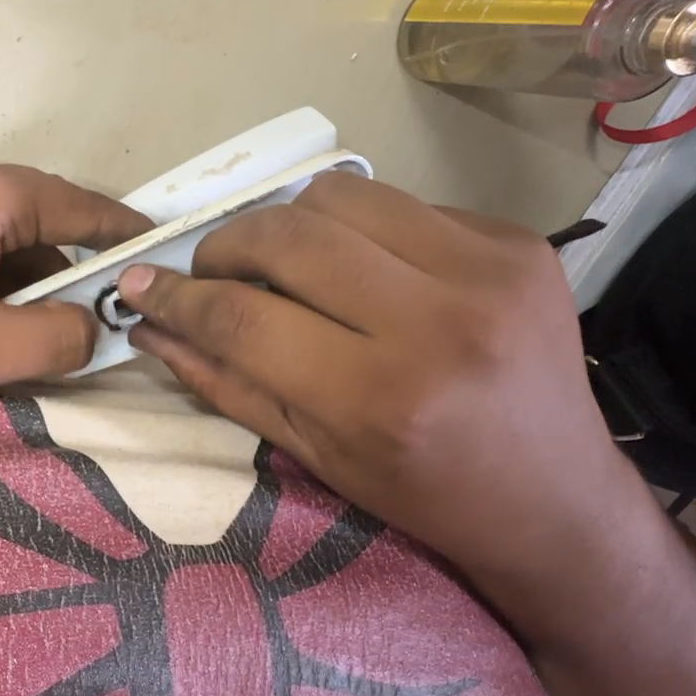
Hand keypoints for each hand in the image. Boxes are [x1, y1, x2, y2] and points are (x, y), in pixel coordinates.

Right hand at [117, 171, 632, 574]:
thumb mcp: (307, 452)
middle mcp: (437, 321)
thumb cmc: (419, 492)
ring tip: (280, 265)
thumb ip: (221, 381)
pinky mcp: (516, 241)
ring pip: (338, 196)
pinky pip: (397, 205)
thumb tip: (148, 326)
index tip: (138, 285)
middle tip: (212, 271)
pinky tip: (359, 272)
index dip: (177, 297)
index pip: (244, 317)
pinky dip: (353, 231)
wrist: (556, 498)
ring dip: (286, 224)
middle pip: (287, 236)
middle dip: (225, 246)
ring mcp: (487, 269)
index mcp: (378, 396)